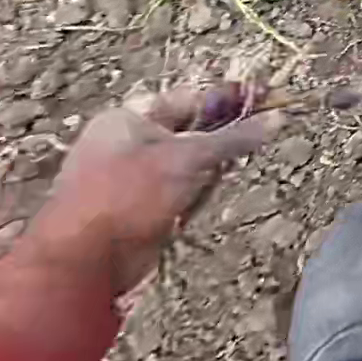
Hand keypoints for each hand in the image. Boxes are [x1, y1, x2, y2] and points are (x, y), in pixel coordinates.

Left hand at [26, 84, 281, 292]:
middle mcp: (133, 141)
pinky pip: (193, 178)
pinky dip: (206, 183)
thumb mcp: (190, 156)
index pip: (196, 97)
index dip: (235, 97)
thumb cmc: (127, 195)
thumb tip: (281, 117)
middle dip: (231, 131)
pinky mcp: (149, 197)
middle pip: (201, 125)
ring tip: (219, 174)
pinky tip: (204, 193)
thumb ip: (239, 134)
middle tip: (263, 132)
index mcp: (130, 120)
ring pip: (201, 153)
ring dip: (219, 162)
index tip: (274, 96)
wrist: (80, 264)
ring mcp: (140, 171)